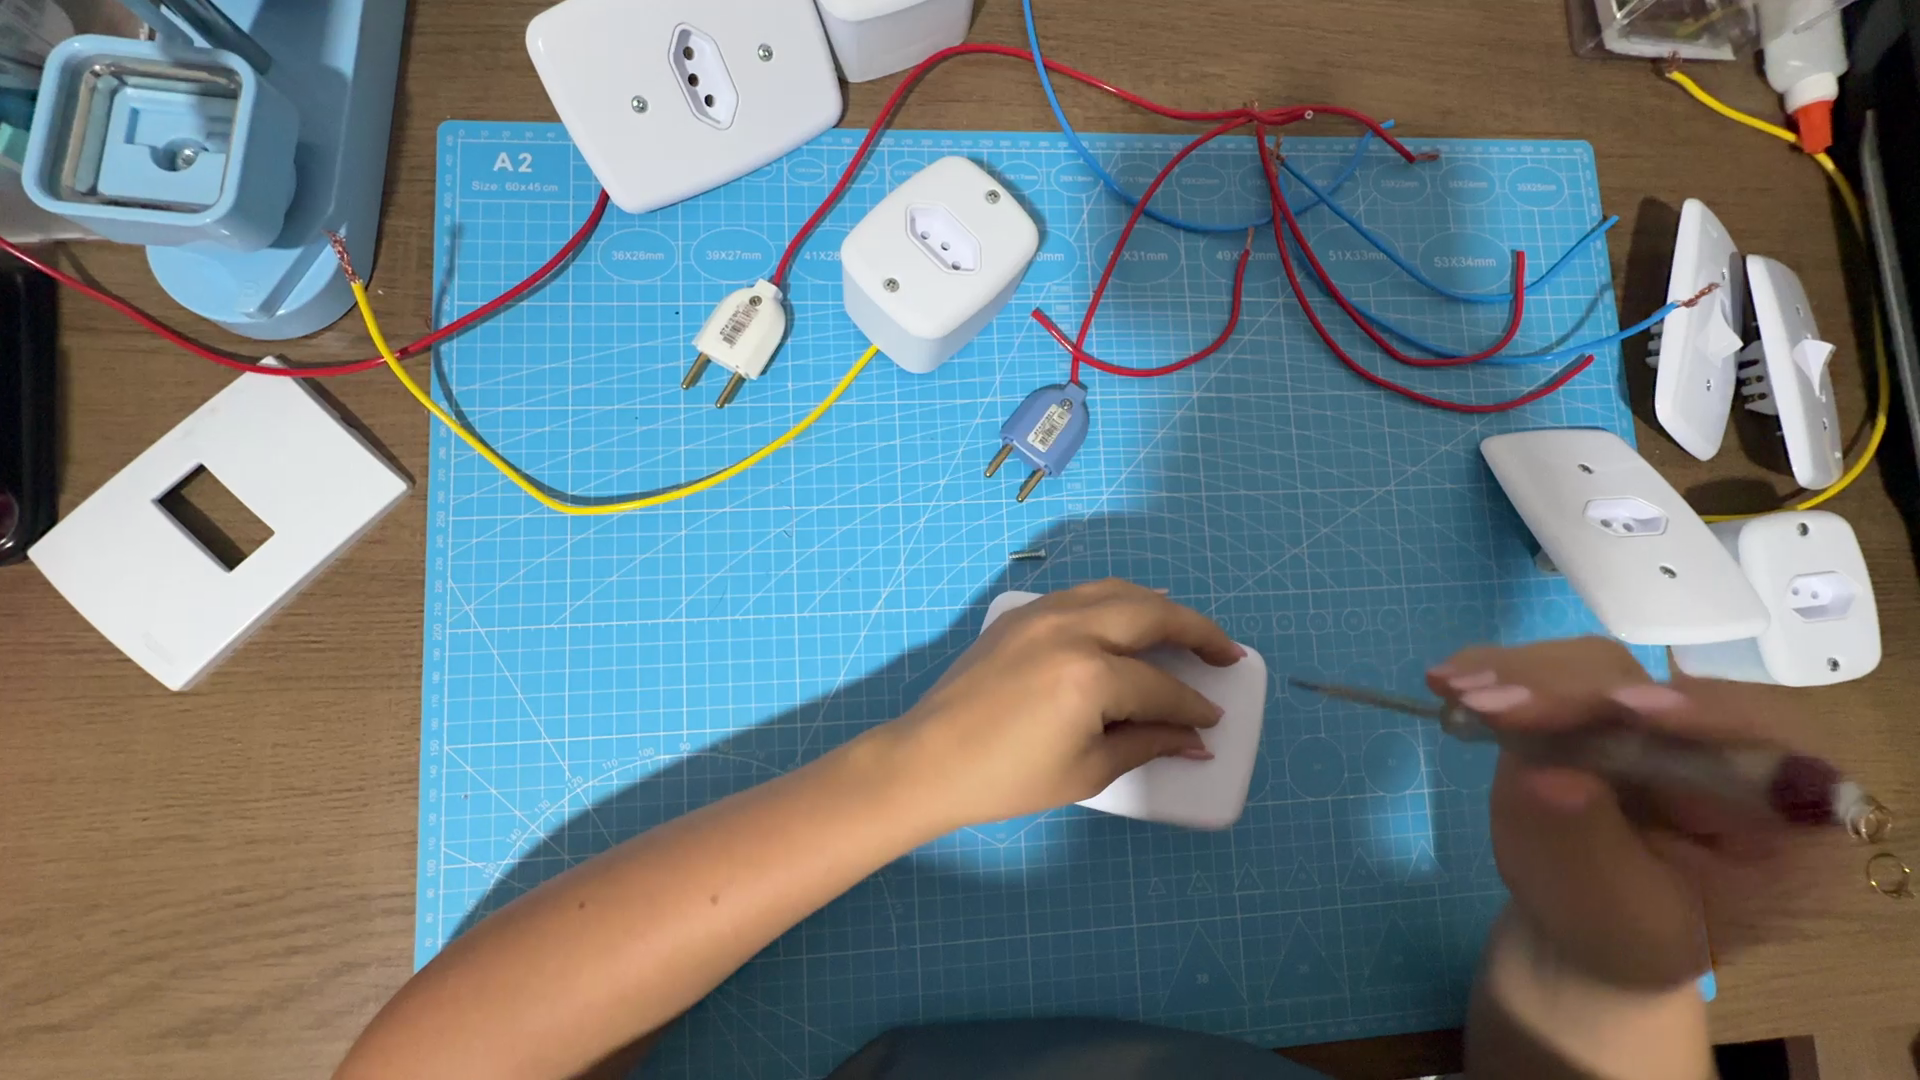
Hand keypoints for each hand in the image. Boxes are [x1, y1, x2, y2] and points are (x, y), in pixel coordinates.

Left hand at [875, 579, 1241, 831]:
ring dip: (1158, 606)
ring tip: (1185, 627)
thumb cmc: (1007, 778)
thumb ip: (1146, 744)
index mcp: (1090, 675)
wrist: (930, 758)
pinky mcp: (1021, 614)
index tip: (1212, 719)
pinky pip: (1082, 594)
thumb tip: (1193, 738)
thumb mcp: (1086, 770)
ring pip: (1116, 591)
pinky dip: (1116, 600)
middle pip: (1151, 614)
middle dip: (1198, 631)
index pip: (1161, 686)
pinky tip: (1127, 617)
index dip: (1192, 707)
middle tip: (1226, 652)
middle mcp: (1071, 628)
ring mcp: (1042, 613)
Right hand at [1427, 638, 1812, 989]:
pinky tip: (1449, 681)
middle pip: (1652, 685)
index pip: (1751, 736)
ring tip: (1453, 688)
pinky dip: (1494, 670)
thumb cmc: (1616, 933)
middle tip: (1486, 702)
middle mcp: (1717, 743)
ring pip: (1590, 666)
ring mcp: (1644, 717)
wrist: (1579, 925)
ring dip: (1519, 674)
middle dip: (1567, 689)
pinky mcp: (1585, 705)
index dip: (1693, 711)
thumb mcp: (1614, 912)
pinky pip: (1546, 670)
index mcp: (1775, 809)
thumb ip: (1587, 845)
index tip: (1621, 706)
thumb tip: (1548, 778)